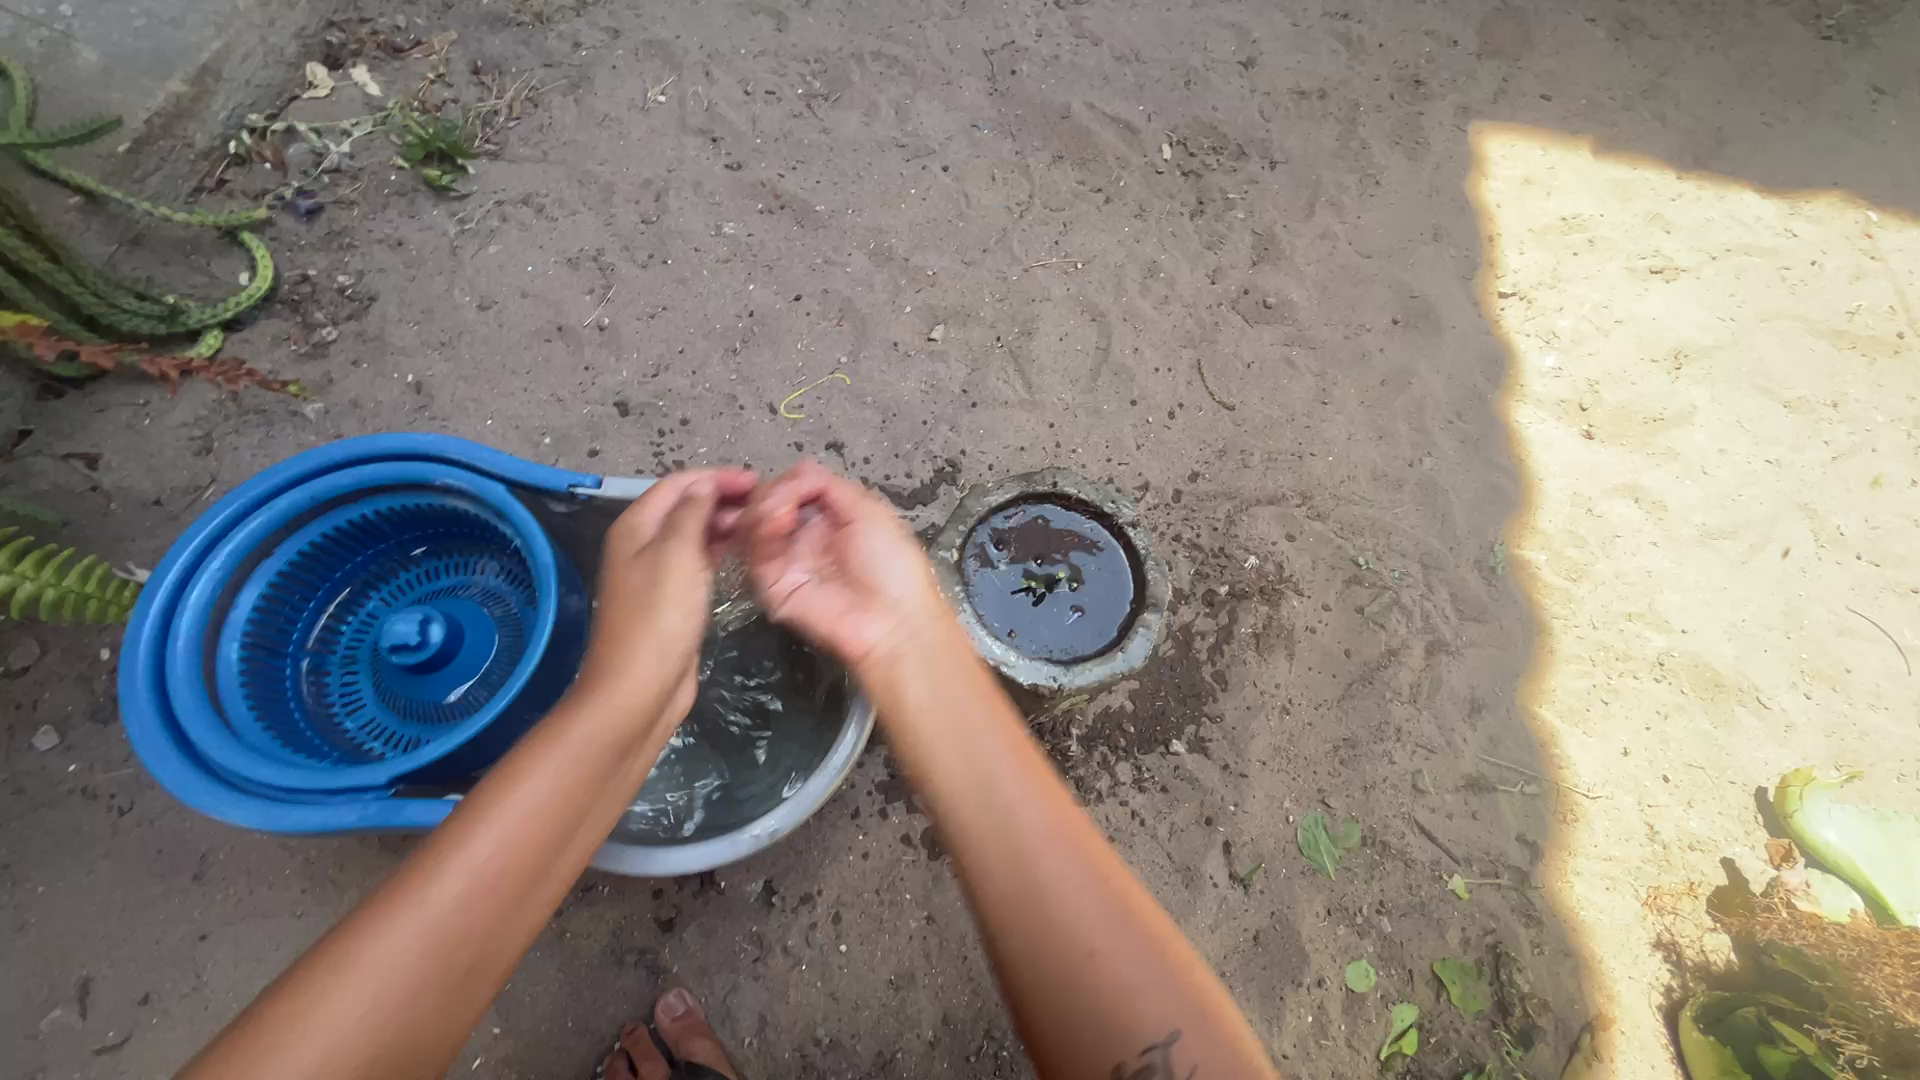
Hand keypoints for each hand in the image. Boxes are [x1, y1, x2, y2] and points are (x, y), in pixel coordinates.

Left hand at [573, 467, 756, 721]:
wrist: (640, 687)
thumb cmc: (658, 616)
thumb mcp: (677, 554)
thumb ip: (692, 513)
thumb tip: (705, 486)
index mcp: (637, 526)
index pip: (679, 484)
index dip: (716, 477)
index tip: (758, 481)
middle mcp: (643, 544)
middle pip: (686, 507)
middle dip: (723, 498)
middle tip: (768, 504)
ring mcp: (657, 573)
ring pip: (695, 534)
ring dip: (725, 524)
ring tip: (764, 525)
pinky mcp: (673, 599)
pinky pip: (699, 561)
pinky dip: (721, 550)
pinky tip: (746, 552)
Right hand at [740, 461, 952, 671]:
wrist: (894, 619)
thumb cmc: (893, 564)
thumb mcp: (870, 511)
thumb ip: (831, 486)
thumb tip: (800, 469)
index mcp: (829, 520)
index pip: (792, 490)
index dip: (790, 481)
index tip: (799, 478)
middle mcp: (804, 539)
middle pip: (768, 505)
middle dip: (772, 492)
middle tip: (787, 498)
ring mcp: (787, 563)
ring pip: (755, 526)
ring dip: (763, 508)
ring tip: (782, 510)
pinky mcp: (774, 587)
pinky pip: (756, 555)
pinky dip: (761, 531)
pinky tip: (777, 522)